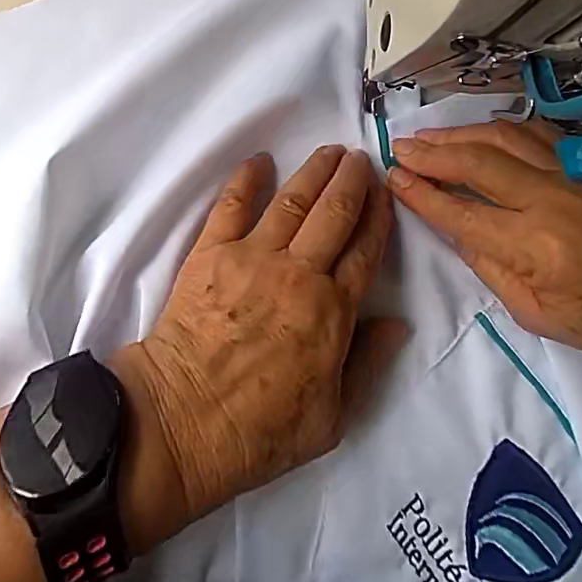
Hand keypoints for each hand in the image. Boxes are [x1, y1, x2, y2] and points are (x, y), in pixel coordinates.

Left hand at [111, 146, 405, 548]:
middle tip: (359, 159)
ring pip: (291, 204)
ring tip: (327, 153)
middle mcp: (297, 274)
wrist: (186, 417)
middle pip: (333, 217)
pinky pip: (231, 206)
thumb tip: (396, 322)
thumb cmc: (262, 428)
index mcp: (333, 312)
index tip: (385, 194)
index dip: (377, 219)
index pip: (364, 253)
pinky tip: (259, 161)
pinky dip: (246, 180)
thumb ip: (367, 363)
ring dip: (312, 174)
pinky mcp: (209, 253)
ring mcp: (251, 258)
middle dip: (350, 183)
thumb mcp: (335, 417)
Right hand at [383, 121, 581, 401]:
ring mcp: (577, 180)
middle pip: (476, 161)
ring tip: (427, 136)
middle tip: (399, 148)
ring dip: (459, 133)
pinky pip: (538, 134)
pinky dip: (501, 128)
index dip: (418, 191)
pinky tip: (478, 132)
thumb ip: (483, 260)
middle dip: (430, 152)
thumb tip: (448, 221)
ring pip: (504, 137)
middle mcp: (554, 203)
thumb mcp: (527, 309)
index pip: (458, 210)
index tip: (391, 176)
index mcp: (535, 248)